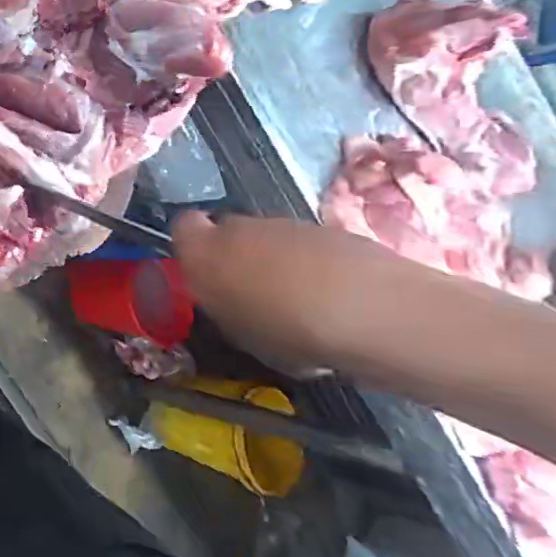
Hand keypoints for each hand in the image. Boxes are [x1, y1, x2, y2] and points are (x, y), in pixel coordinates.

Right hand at [170, 211, 454, 372]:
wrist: (373, 313)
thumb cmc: (288, 332)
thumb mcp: (238, 332)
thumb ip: (223, 304)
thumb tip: (225, 297)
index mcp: (202, 251)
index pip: (182, 229)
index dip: (193, 248)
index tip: (206, 276)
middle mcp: (237, 227)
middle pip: (228, 231)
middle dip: (237, 254)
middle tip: (253, 292)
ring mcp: (285, 224)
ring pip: (269, 238)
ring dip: (277, 261)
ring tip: (301, 303)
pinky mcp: (328, 228)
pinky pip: (308, 246)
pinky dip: (314, 265)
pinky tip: (335, 299)